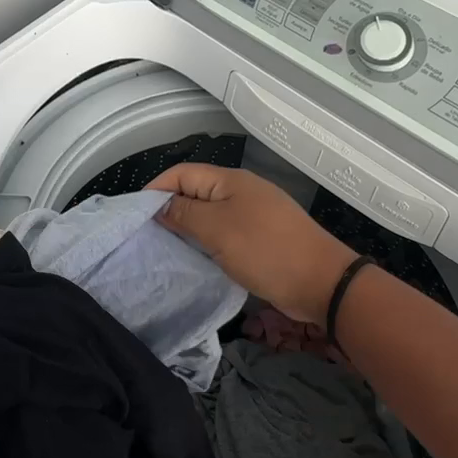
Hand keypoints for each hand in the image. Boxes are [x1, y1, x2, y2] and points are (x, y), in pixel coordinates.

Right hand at [147, 162, 355, 323]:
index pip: (181, 174)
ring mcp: (254, 215)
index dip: (155, 189)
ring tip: (166, 249)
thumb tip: (159, 206)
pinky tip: (198, 260)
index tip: (134, 214)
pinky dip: (208, 243)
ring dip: (188, 229)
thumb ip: (184, 214)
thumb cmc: (266, 250)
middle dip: (169, 209)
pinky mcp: (262, 239)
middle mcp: (241, 192)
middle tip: (146, 234)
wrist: (323, 283)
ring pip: (210, 215)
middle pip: (195, 192)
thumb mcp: (217, 230)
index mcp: (230, 180)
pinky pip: (225, 233)